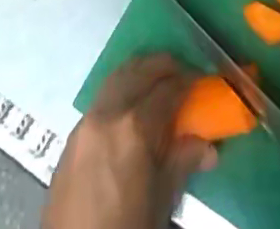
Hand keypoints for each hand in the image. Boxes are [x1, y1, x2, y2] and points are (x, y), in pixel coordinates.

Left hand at [43, 54, 216, 228]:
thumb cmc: (127, 228)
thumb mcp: (163, 198)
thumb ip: (184, 160)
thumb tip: (208, 146)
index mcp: (134, 127)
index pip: (170, 86)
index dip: (192, 81)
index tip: (206, 84)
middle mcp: (107, 115)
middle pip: (141, 69)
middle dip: (167, 66)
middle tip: (186, 76)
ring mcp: (84, 125)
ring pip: (117, 78)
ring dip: (142, 74)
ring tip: (160, 86)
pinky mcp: (71, 141)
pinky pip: (102, 101)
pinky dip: (122, 93)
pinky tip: (133, 114)